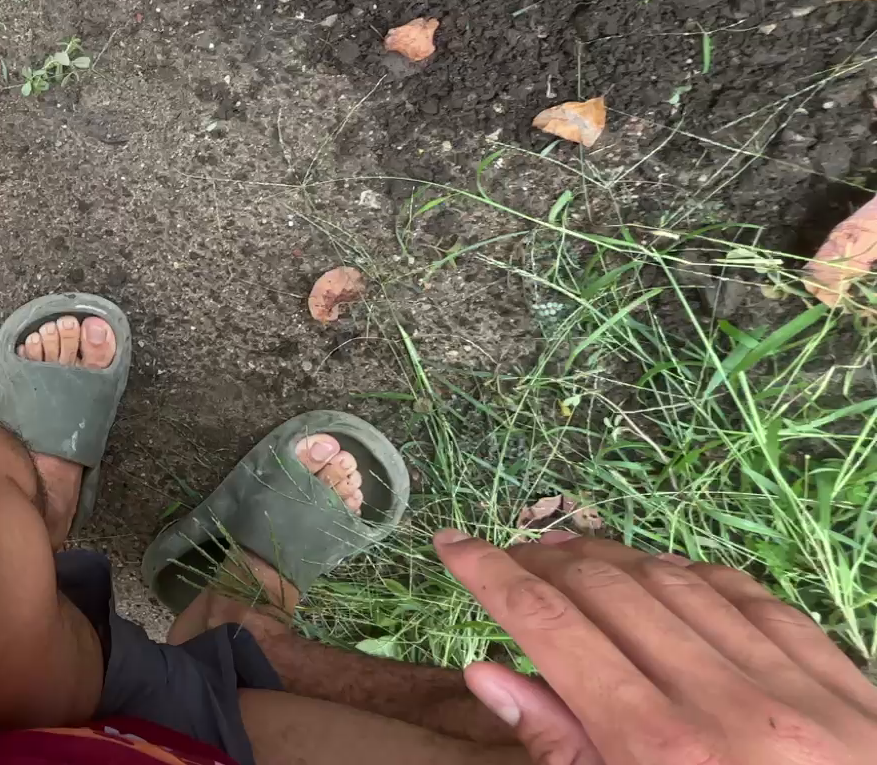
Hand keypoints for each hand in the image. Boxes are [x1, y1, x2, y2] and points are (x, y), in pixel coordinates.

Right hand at [437, 529, 876, 764]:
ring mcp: (804, 696)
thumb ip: (561, 748)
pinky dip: (696, 576)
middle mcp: (727, 706)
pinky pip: (758, 601)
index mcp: (660, 748)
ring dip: (608, 559)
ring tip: (573, 562)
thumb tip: (484, 674)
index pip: (544, 620)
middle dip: (538, 559)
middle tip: (510, 562)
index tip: (450, 542)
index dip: (485, 569)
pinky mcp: (861, 697)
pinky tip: (666, 578)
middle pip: (602, 585)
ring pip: (673, 579)